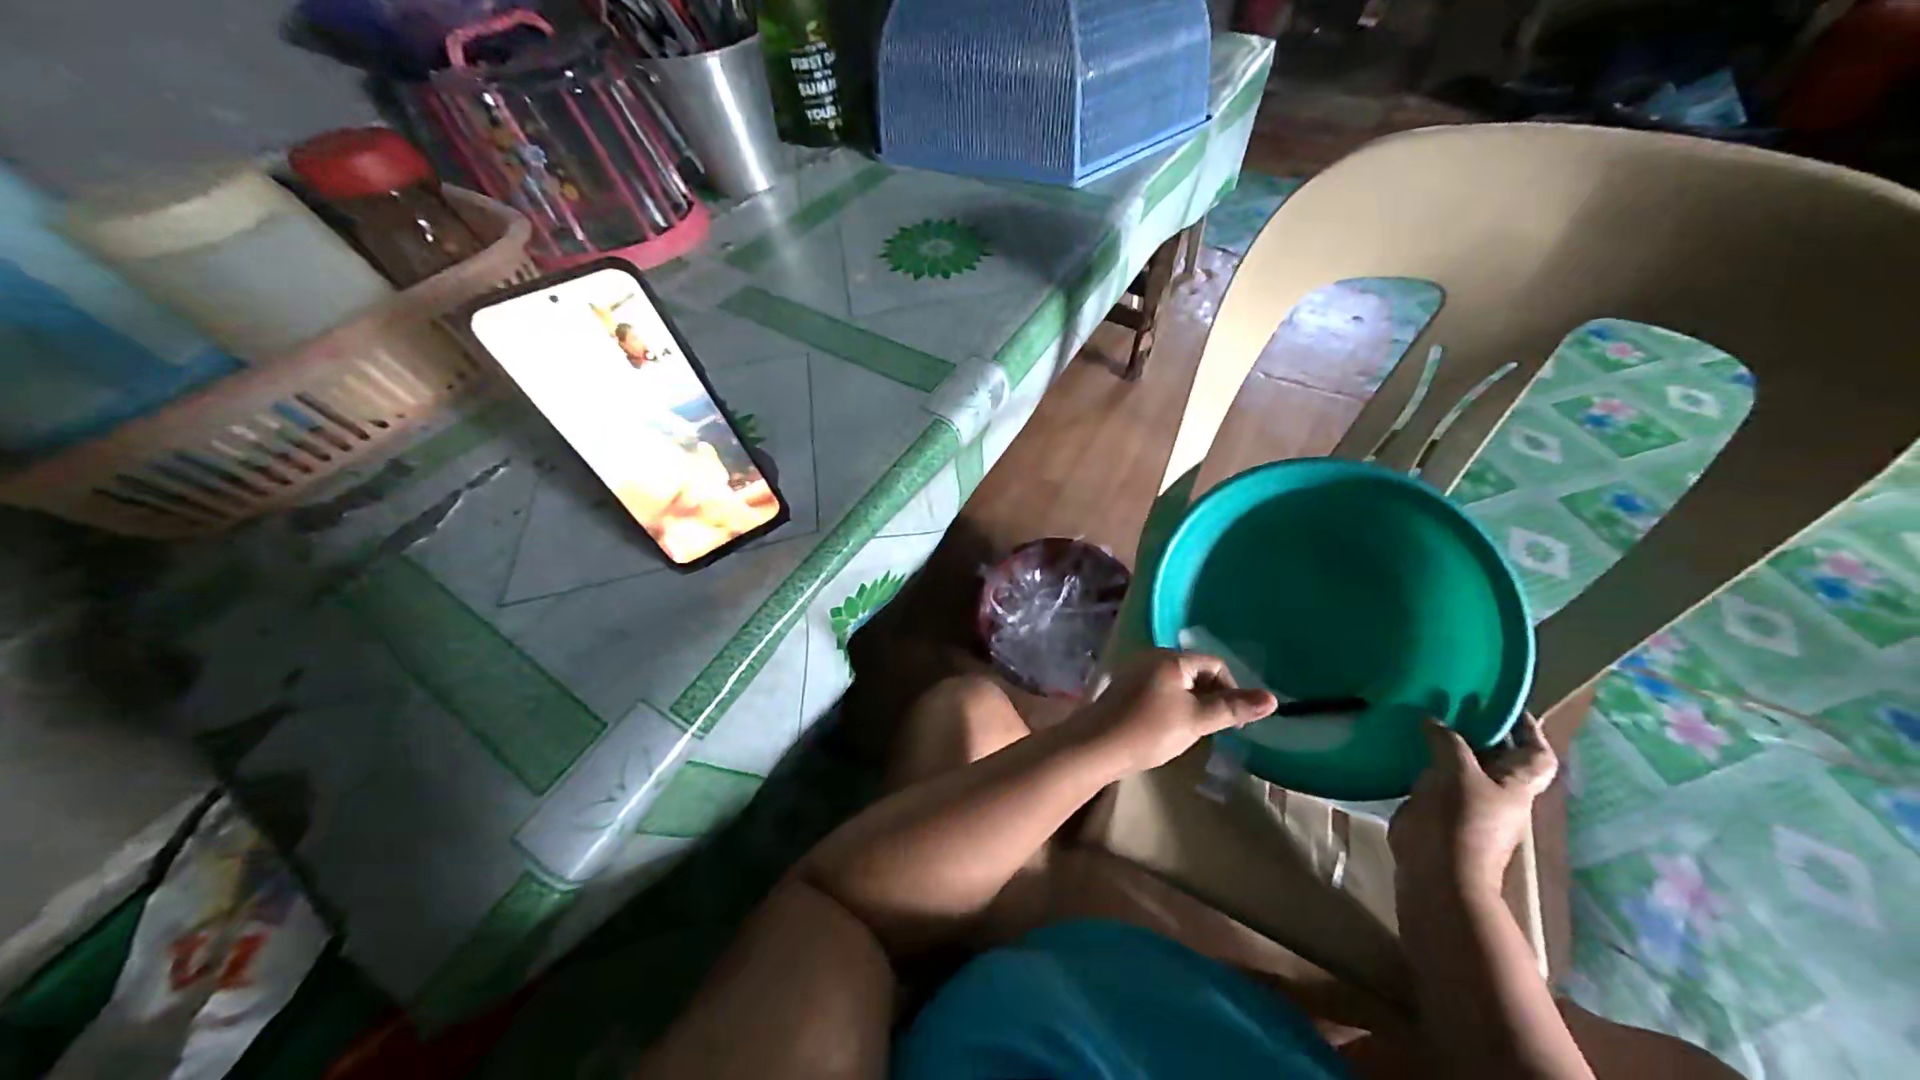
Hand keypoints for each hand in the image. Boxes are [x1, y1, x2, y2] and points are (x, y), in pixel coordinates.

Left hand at [1068, 649, 1276, 774]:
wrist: (1095, 747)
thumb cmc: (1149, 730)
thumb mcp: (1197, 721)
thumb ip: (1233, 708)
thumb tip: (1272, 699)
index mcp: (1170, 659)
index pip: (1215, 664)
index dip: (1230, 690)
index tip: (1231, 720)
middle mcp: (1151, 658)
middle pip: (1195, 672)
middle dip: (1210, 697)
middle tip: (1212, 728)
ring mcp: (1135, 672)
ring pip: (1177, 684)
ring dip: (1191, 704)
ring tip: (1191, 731)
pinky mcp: (1124, 689)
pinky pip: (1159, 691)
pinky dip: (1171, 706)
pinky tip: (1166, 729)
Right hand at [1390, 714, 1556, 899]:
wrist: (1435, 870)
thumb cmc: (1460, 820)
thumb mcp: (1457, 772)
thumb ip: (1447, 742)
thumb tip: (1433, 720)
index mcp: (1516, 786)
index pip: (1536, 754)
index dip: (1528, 730)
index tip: (1505, 705)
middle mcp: (1496, 793)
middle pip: (1495, 757)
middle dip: (1479, 731)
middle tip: (1452, 703)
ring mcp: (1465, 803)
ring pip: (1460, 766)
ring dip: (1445, 745)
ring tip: (1422, 718)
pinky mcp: (1436, 810)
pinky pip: (1433, 779)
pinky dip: (1422, 762)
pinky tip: (1403, 747)